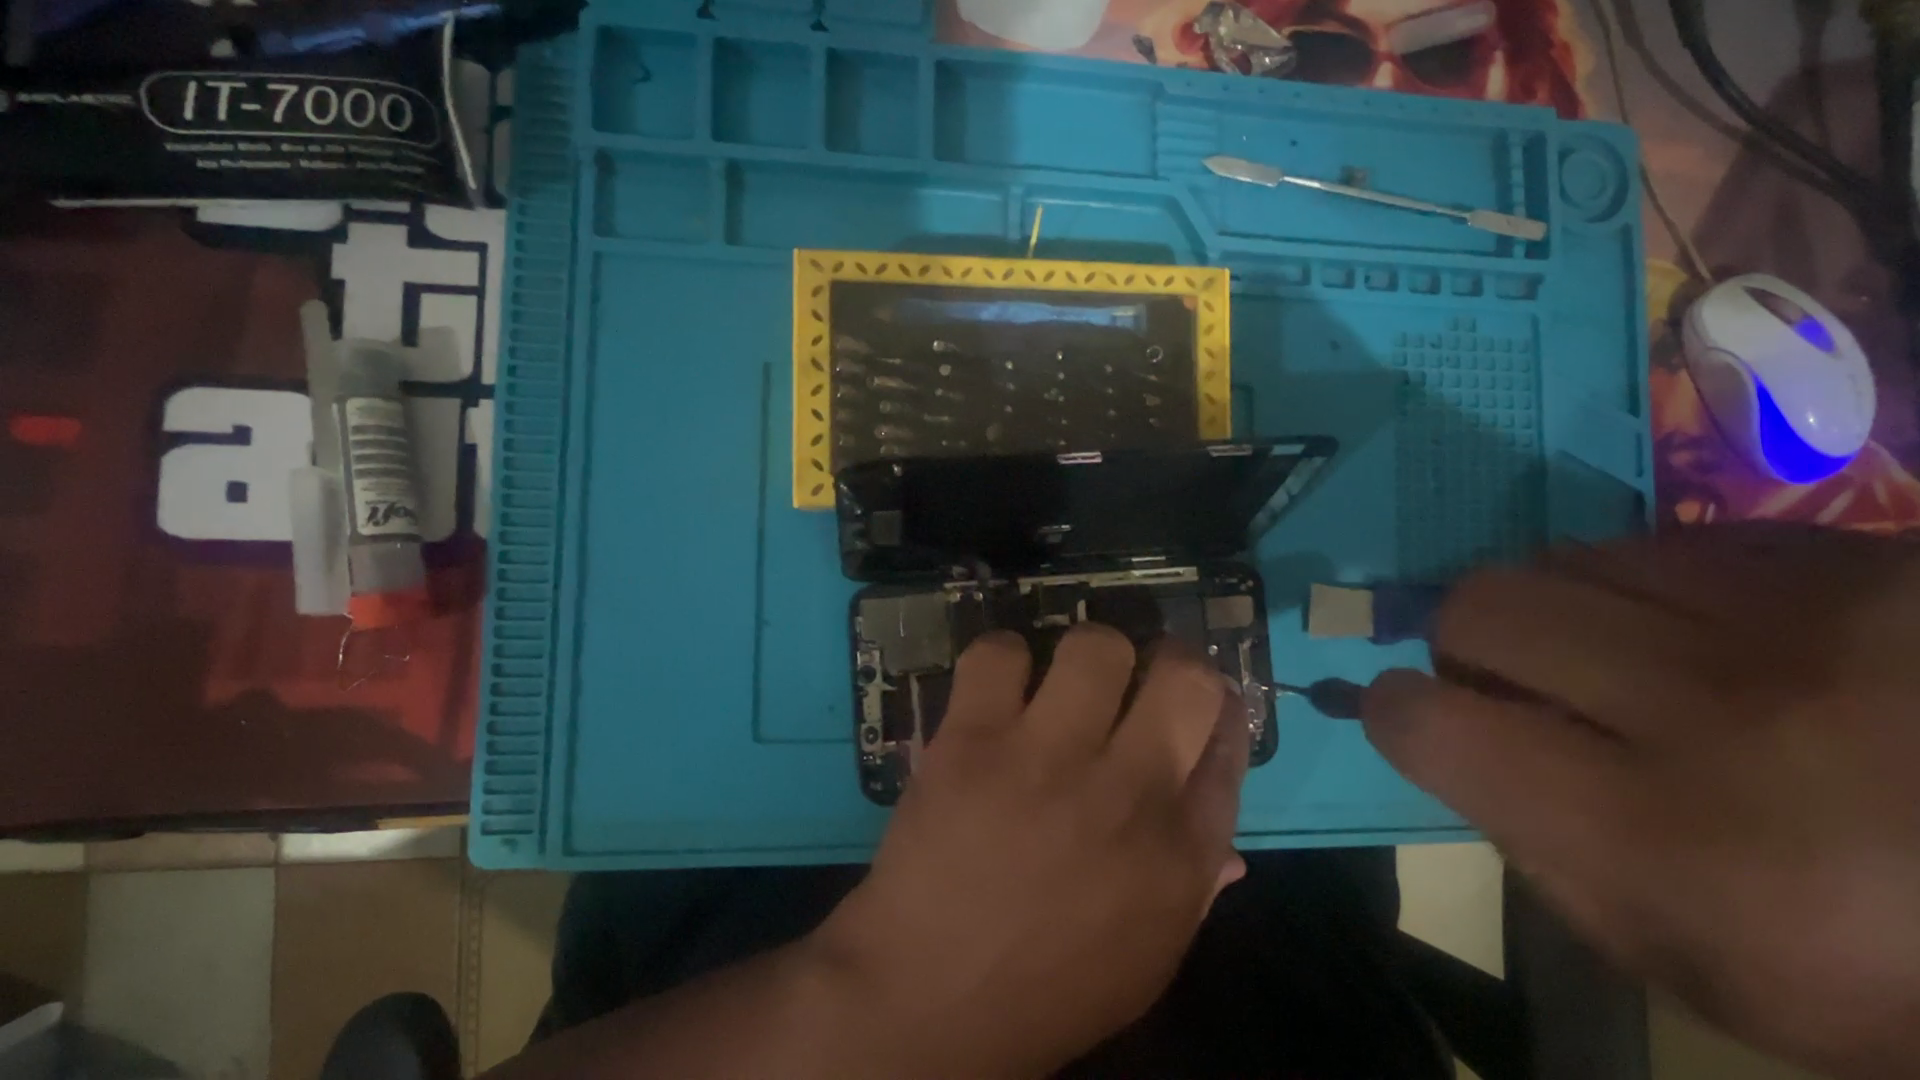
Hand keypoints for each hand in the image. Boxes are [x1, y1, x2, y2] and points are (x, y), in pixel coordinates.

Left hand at [808, 625, 1249, 1077]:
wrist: (927, 1001)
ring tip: (1061, 683)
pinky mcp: (972, 740)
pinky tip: (997, 688)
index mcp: (1181, 850)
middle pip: (1183, 678)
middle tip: (1136, 680)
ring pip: (1094, 648)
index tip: (1199, 704)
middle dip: (1170, 663)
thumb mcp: (1147, 960)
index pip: (1228, 743)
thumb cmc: (1047, 989)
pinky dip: (1002, 657)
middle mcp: (1128, 788)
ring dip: (1086, 656)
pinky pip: (998, 653)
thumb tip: (1230, 848)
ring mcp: (1046, 757)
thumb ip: (1194, 891)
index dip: (1220, 710)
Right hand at [1362, 525, 1919, 1078]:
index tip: (1415, 716)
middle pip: (1482, 607)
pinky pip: (1670, 543)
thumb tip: (1455, 750)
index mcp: (1663, 840)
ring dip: (1555, 610)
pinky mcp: (1862, 561)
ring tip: (1610, 657)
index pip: (1433, 722)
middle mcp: (1716, 712)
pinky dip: (1647, 587)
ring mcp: (1799, 620)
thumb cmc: (1878, 963)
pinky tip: (1700, 637)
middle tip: (1509, 681)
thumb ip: (1544, 857)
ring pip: (1565, 558)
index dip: (1396, 711)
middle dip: (1465, 645)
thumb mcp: (1690, 966)